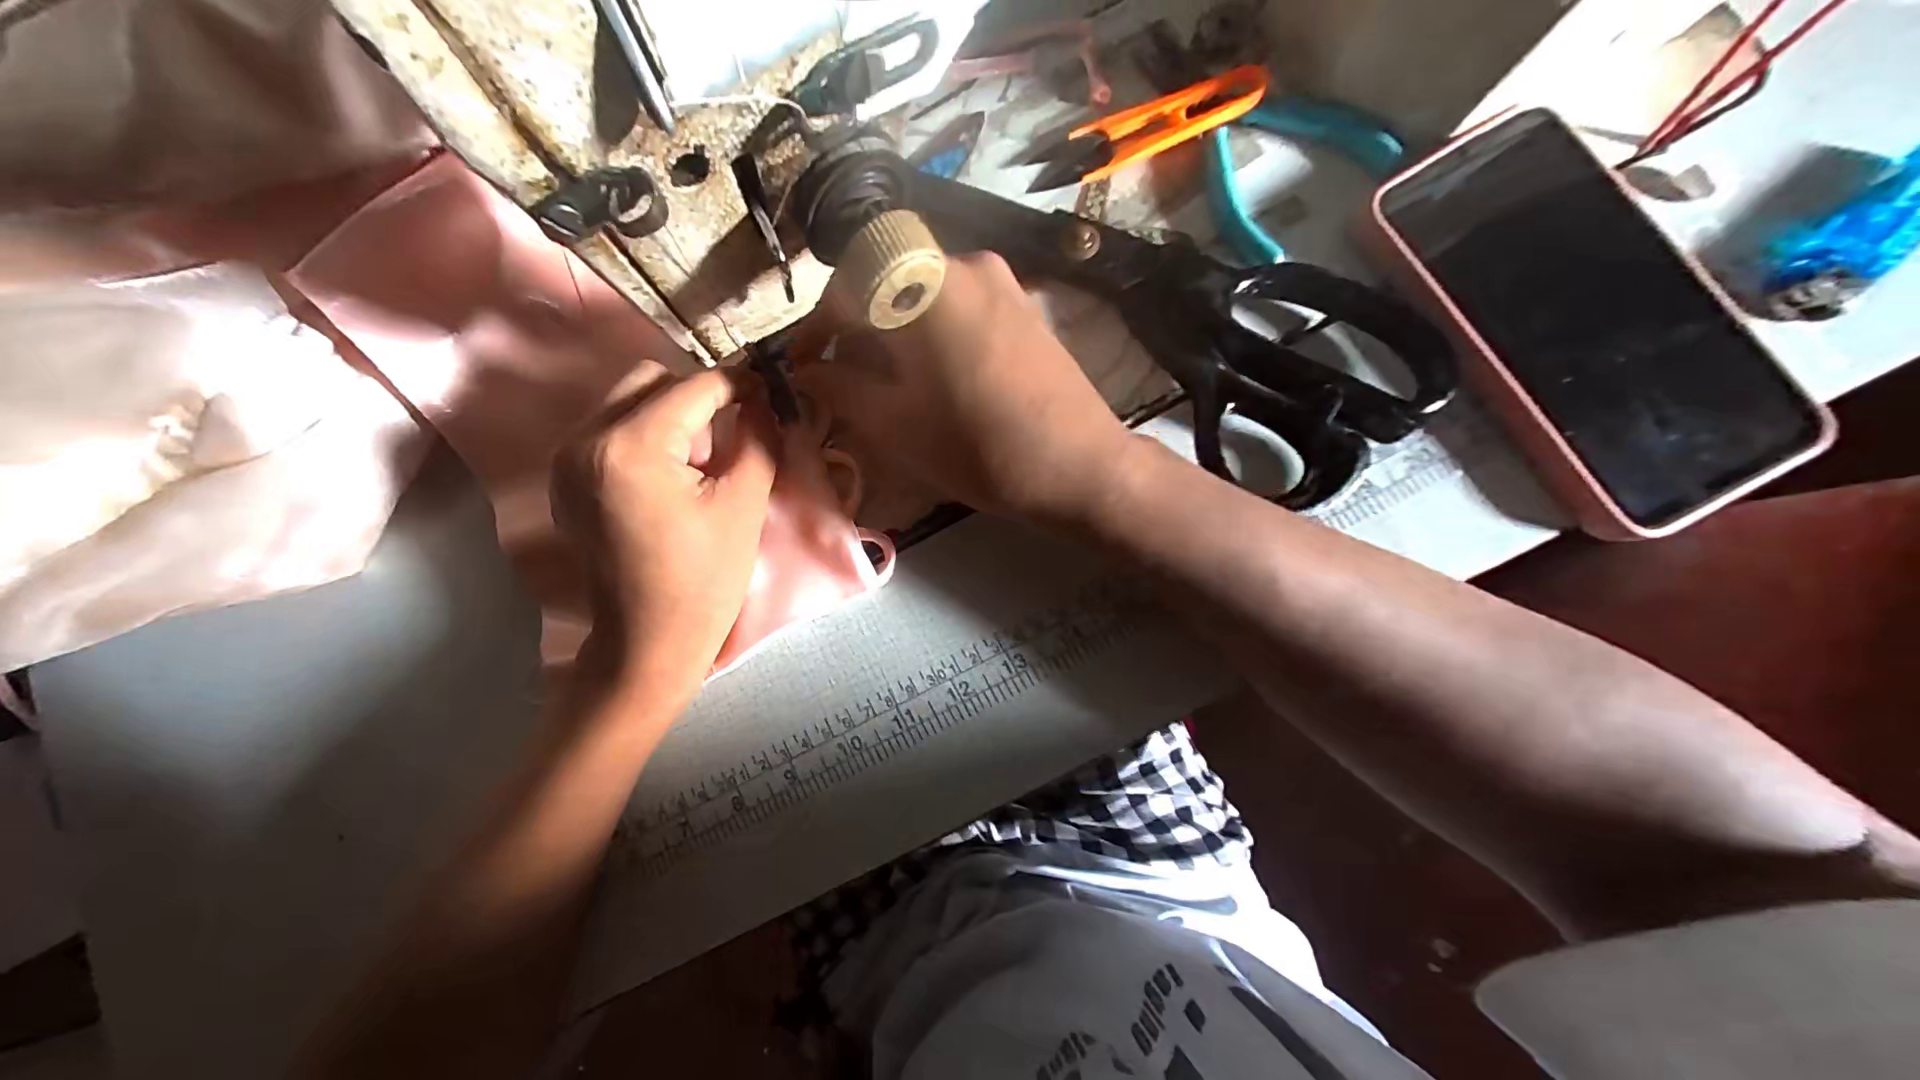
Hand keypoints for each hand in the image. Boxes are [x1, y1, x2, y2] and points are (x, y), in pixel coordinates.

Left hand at [552, 362, 775, 706]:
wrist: (649, 642)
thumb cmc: (705, 579)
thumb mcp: (744, 505)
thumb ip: (758, 438)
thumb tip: (766, 399)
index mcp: (631, 446)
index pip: (695, 387)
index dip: (740, 384)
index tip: (769, 394)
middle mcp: (585, 440)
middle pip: (651, 379)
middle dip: (699, 398)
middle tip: (730, 438)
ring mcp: (567, 459)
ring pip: (627, 401)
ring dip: (672, 416)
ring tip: (699, 464)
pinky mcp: (565, 479)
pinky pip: (610, 429)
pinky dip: (646, 436)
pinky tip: (669, 478)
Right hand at [797, 253, 1136, 526]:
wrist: (1080, 467)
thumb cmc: (981, 449)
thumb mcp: (898, 424)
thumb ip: (842, 387)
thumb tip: (806, 371)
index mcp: (926, 285)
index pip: (847, 281)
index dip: (817, 325)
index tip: (807, 366)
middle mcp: (965, 265)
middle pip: (886, 283)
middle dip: (856, 331)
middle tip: (844, 383)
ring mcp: (1001, 283)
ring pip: (922, 295)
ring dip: (893, 334)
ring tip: (887, 387)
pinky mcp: (1022, 306)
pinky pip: (958, 306)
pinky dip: (930, 334)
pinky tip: (932, 379)